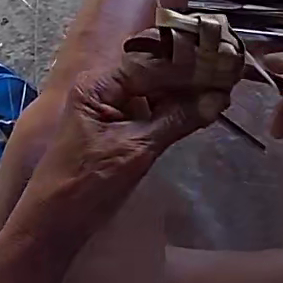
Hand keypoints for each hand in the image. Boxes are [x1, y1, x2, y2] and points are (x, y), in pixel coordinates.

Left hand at [9, 52, 229, 247]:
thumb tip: (218, 97)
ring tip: (221, 84)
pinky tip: (200, 104)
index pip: (149, 61)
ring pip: (153, 84)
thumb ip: (176, 119)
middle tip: (227, 70)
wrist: (55, 222)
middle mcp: (102, 85)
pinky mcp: (116, 121)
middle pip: (151, 67)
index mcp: (98, 84)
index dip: (186, 61)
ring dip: (185, 85)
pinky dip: (174, 104)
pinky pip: (150, 103)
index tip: (222, 60)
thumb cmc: (87, 185)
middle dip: (188, 69)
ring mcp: (109, 103)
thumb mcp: (136, 150)